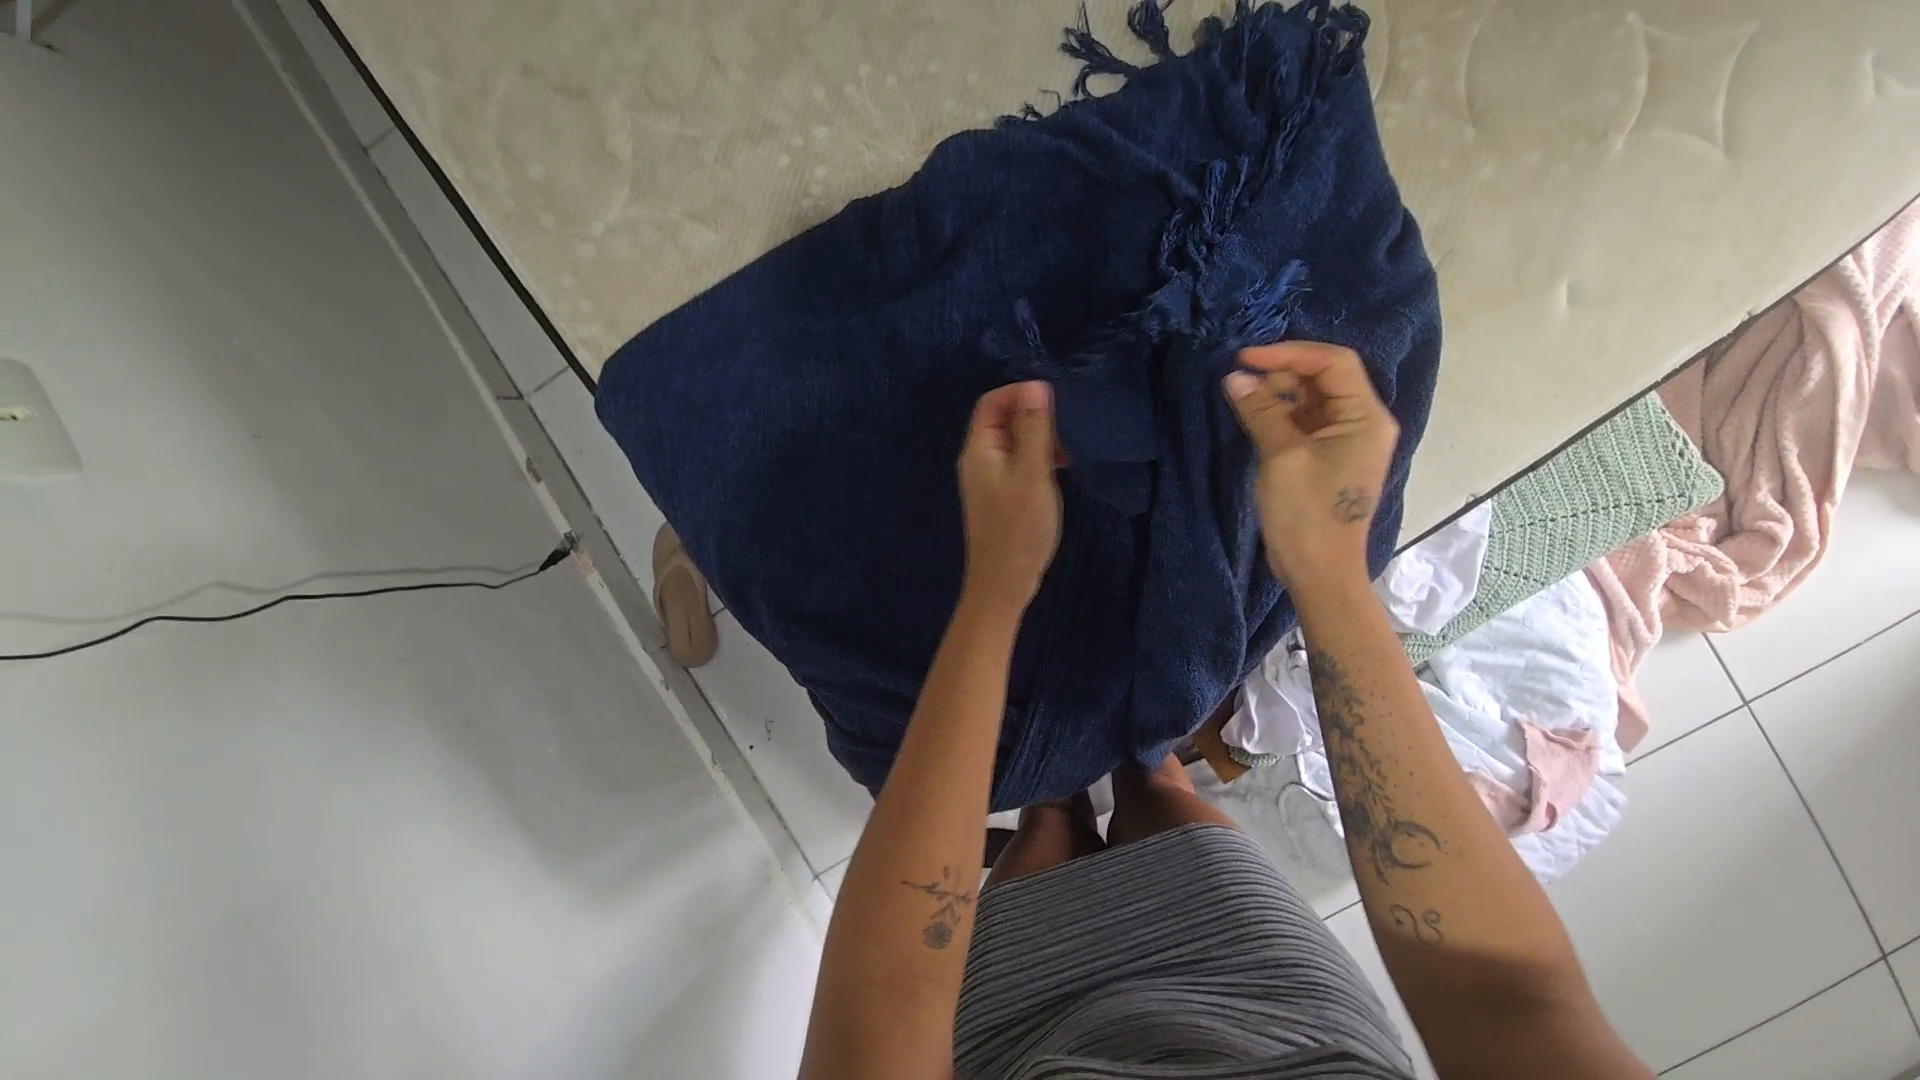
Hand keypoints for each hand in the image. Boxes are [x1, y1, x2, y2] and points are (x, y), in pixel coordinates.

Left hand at [957, 380, 1061, 610]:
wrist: (1004, 584)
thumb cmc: (1019, 528)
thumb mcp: (1032, 473)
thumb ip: (1034, 430)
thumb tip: (1036, 388)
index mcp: (979, 450)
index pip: (991, 403)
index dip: (1019, 393)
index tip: (1055, 399)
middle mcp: (980, 461)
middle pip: (1003, 421)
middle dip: (1034, 416)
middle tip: (1068, 426)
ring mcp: (991, 480)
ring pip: (1015, 444)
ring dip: (1041, 439)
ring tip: (1070, 449)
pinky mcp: (1004, 497)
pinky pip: (1021, 464)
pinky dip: (1040, 459)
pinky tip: (1063, 469)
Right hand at [1223, 343, 1398, 590]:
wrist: (1319, 571)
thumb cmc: (1307, 514)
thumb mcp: (1282, 456)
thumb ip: (1261, 411)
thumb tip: (1235, 377)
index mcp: (1366, 417)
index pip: (1333, 363)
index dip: (1289, 353)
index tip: (1246, 358)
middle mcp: (1362, 423)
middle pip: (1324, 379)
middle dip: (1281, 373)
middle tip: (1240, 380)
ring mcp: (1345, 443)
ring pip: (1311, 401)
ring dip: (1277, 394)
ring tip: (1241, 399)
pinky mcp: (1327, 460)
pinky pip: (1304, 424)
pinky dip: (1279, 416)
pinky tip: (1252, 418)